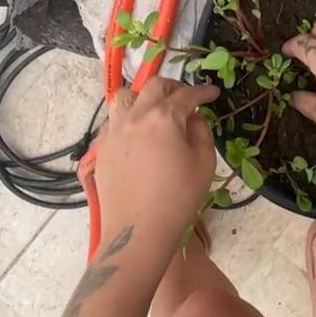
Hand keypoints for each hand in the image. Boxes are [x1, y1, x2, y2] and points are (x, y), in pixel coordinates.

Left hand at [94, 78, 219, 243]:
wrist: (138, 230)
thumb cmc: (178, 198)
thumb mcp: (204, 163)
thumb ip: (202, 132)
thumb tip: (193, 118)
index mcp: (164, 117)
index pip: (187, 95)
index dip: (203, 91)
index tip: (213, 93)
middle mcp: (136, 116)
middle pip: (154, 86)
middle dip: (174, 87)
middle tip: (186, 98)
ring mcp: (115, 131)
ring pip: (126, 97)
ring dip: (144, 97)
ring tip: (155, 111)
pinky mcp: (102, 147)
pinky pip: (113, 120)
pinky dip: (127, 117)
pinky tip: (136, 133)